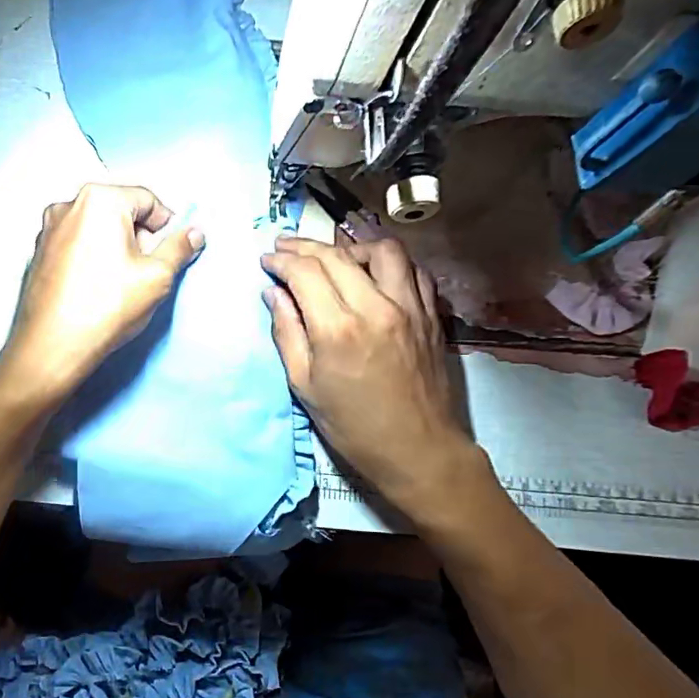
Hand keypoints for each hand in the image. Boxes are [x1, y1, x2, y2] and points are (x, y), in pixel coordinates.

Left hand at [0, 183, 202, 409]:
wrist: (52, 346)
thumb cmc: (107, 307)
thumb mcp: (158, 276)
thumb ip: (180, 248)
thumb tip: (195, 232)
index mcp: (100, 200)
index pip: (148, 200)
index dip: (167, 227)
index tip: (171, 254)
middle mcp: (68, 205)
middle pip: (121, 212)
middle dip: (140, 238)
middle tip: (146, 273)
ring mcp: (48, 229)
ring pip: (98, 229)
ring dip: (117, 249)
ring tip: (121, 286)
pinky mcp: (38, 253)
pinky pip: (77, 245)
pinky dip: (93, 259)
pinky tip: (97, 290)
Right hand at [261, 235, 480, 508]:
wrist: (418, 450)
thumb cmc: (354, 428)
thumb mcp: (306, 387)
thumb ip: (287, 333)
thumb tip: (273, 293)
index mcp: (338, 329)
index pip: (305, 272)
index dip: (281, 261)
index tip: (267, 261)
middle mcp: (376, 307)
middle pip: (337, 256)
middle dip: (305, 247)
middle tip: (285, 248)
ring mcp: (410, 307)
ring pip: (383, 251)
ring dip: (353, 247)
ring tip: (335, 258)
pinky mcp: (431, 315)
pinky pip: (414, 271)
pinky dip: (390, 264)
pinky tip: (376, 275)